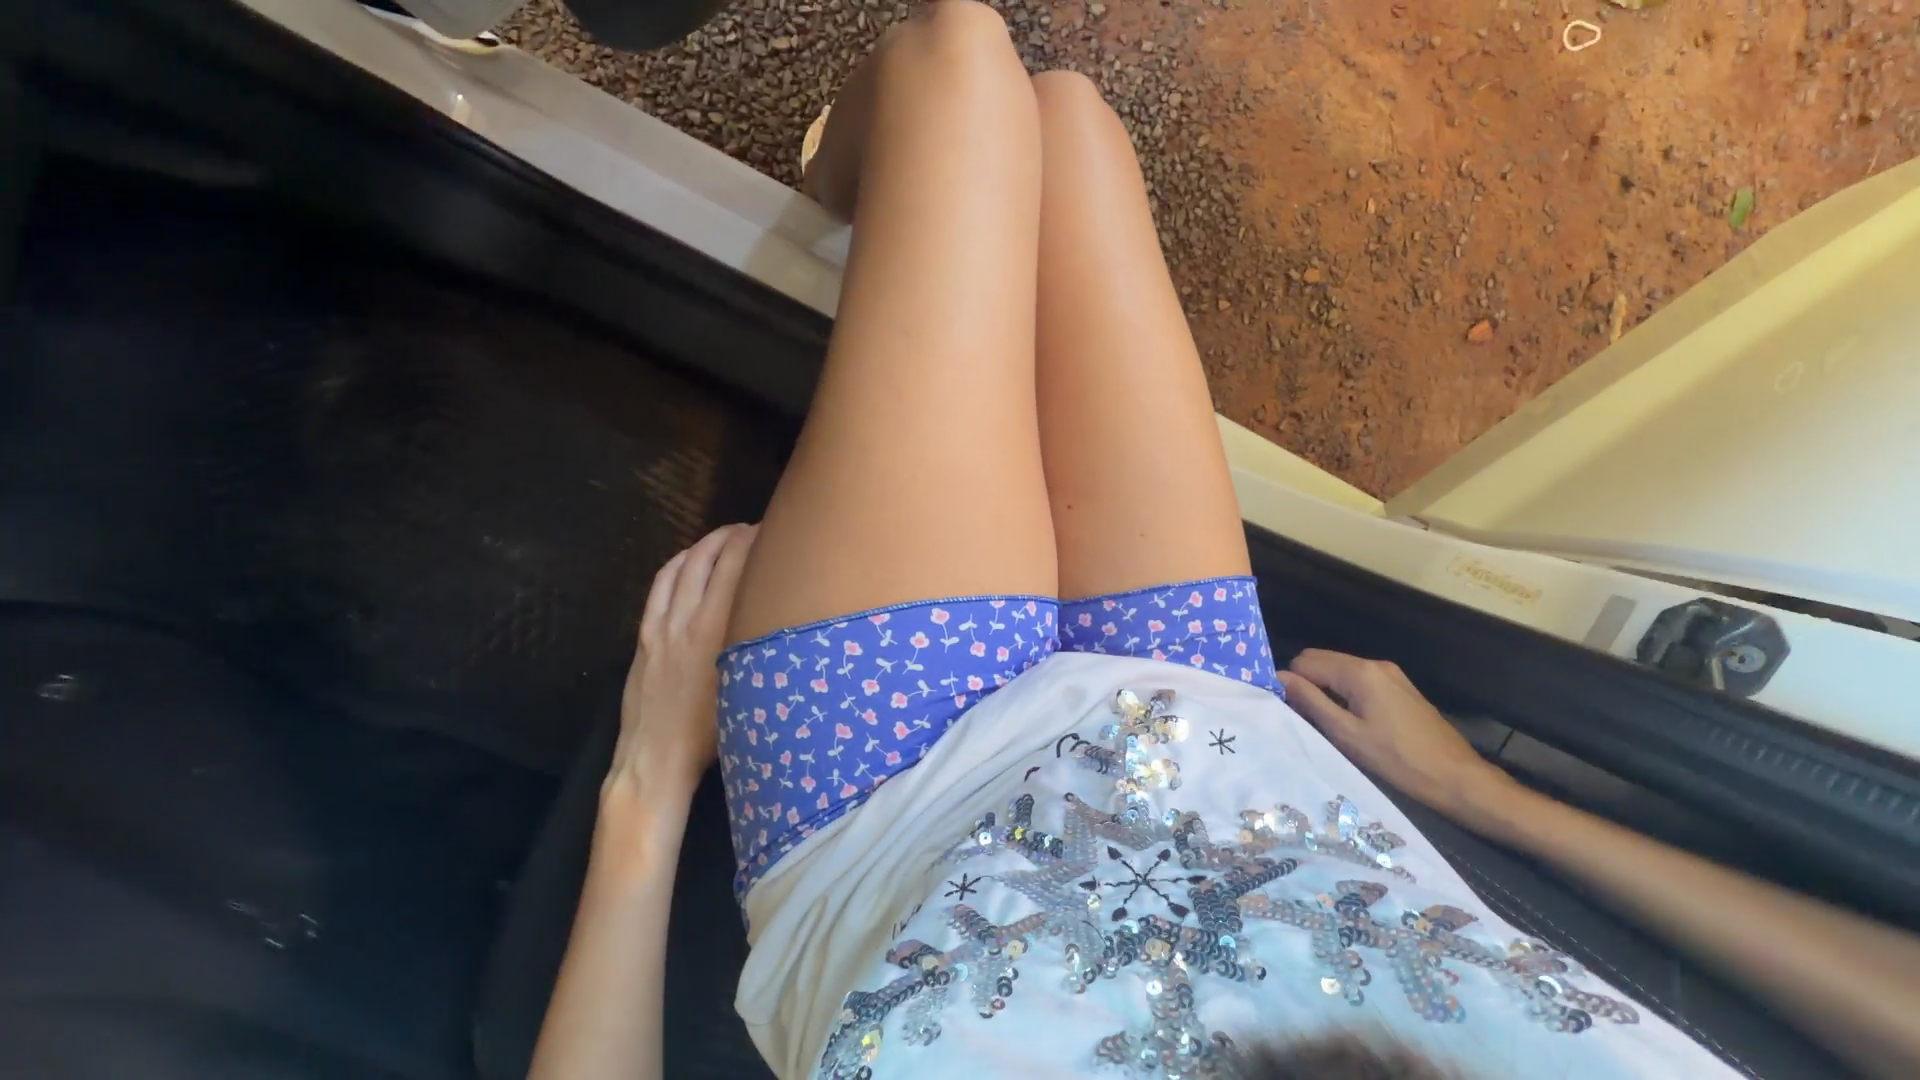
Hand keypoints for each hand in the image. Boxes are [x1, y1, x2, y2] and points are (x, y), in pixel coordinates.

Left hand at [607, 524, 757, 801]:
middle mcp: (687, 620)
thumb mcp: (747, 689)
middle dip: (732, 537)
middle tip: (754, 529)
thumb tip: (785, 620)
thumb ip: (760, 649)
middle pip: (709, 560)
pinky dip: (677, 564)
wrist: (655, 759)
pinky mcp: (644, 636)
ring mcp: (661, 626)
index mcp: (717, 632)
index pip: (736, 569)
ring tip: (725, 536)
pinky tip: (688, 559)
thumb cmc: (711, 734)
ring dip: (705, 545)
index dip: (753, 543)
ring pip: (683, 568)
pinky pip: (659, 586)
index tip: (772, 533)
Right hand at [1276, 649, 1517, 819]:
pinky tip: (1348, 720)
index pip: (1305, 662)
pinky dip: (1343, 692)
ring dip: (1324, 689)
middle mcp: (1374, 664)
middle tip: (1301, 716)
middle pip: (1321, 660)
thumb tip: (1279, 678)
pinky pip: (1358, 680)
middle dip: (1305, 682)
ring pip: (1339, 670)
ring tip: (1322, 722)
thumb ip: (1310, 702)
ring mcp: (1390, 674)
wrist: (1457, 778)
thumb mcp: (1346, 735)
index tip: (1286, 710)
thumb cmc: (1398, 760)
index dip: (1290, 683)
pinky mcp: (1399, 688)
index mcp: (1359, 672)